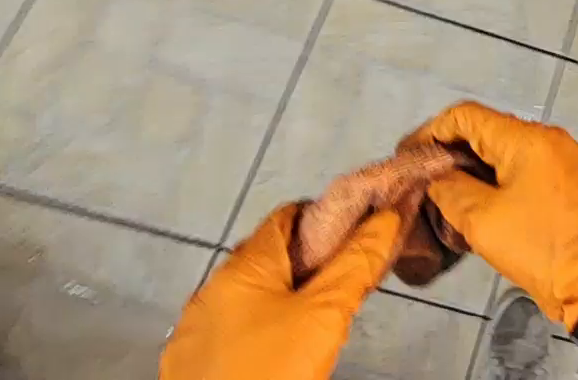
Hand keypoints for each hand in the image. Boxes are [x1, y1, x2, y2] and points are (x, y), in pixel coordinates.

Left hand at [160, 202, 402, 379]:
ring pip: (253, 297)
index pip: (289, 215)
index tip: (358, 244)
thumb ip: (357, 261)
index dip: (327, 221)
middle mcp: (209, 291)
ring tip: (319, 326)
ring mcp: (193, 335)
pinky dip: (262, 331)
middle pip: (271, 256)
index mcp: (240, 267)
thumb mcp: (326, 317)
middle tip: (345, 288)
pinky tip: (282, 358)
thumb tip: (389, 213)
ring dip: (286, 300)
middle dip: (311, 265)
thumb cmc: (273, 376)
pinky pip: (234, 331)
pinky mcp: (188, 372)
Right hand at [415, 102, 577, 333]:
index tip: (410, 154)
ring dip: (478, 167)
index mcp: (526, 138)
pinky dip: (503, 178)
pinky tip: (485, 202)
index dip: (433, 131)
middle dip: (454, 151)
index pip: (468, 116)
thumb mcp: (482, 220)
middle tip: (425, 177)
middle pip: (490, 131)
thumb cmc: (537, 244)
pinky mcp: (572, 178)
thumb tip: (437, 176)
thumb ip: (451, 190)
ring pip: (509, 150)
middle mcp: (547, 137)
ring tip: (450, 192)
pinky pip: (529, 167)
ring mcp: (564, 156)